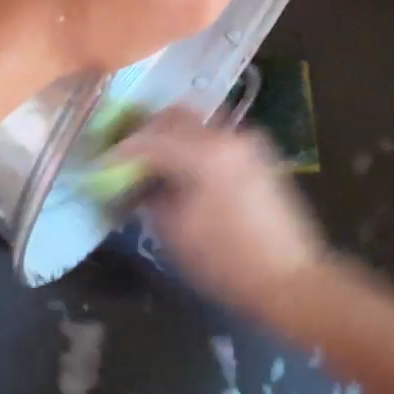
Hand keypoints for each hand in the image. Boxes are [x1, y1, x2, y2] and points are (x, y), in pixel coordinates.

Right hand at [120, 108, 326, 313]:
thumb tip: (138, 181)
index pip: (150, 138)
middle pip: (175, 116)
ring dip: (171, 134)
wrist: (291, 278)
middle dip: (146, 131)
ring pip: (197, 121)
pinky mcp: (258, 152)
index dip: (121, 150)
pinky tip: (183, 167)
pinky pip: (216, 135)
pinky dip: (194, 143)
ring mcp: (247, 140)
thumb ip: (151, 197)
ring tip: (153, 159)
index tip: (101, 163)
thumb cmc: (228, 262)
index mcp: (204, 152)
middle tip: (126, 154)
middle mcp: (227, 134)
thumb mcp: (176, 233)